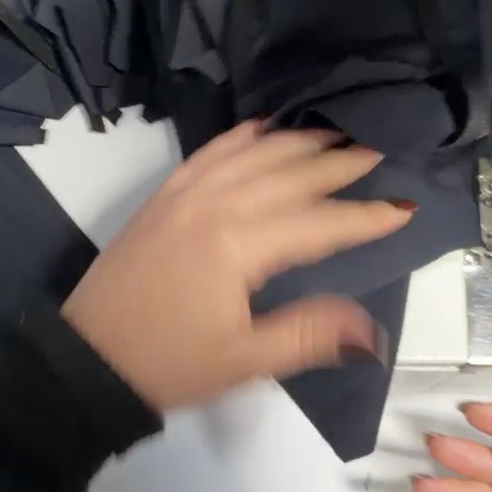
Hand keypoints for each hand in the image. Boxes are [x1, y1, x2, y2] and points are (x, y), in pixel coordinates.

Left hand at [61, 121, 413, 412]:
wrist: (87, 361)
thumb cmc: (169, 365)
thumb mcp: (244, 361)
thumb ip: (309, 335)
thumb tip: (373, 332)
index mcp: (238, 245)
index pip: (318, 222)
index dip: (364, 217)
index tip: (404, 208)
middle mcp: (214, 206)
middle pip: (289, 174)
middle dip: (339, 163)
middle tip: (379, 149)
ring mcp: (184, 195)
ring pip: (251, 155)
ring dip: (296, 141)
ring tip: (335, 133)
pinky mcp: (163, 197)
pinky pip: (208, 153)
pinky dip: (240, 136)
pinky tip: (262, 126)